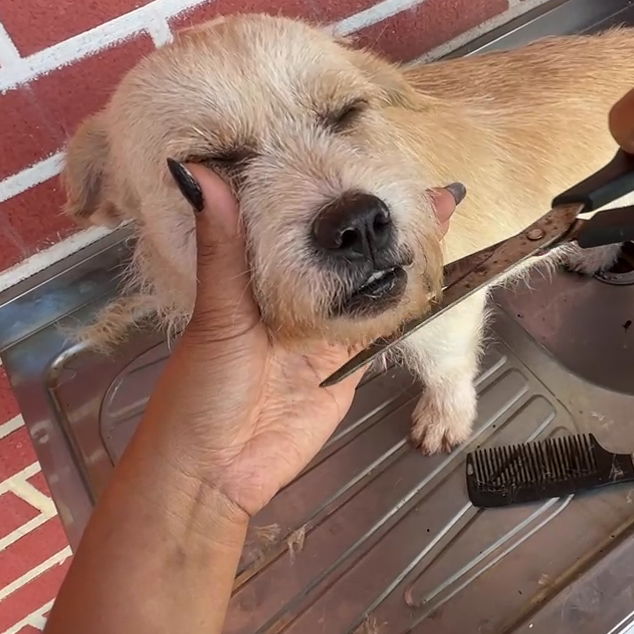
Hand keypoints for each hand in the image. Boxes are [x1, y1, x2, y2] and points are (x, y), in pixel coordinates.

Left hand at [131, 161, 458, 519]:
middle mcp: (292, 297)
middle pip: (343, 252)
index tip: (367, 162)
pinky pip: (376, 328)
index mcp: (253, 277)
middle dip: (381, 225)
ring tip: (440, 221)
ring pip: (366, 284)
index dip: (332, 195)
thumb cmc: (203, 389)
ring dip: (399, 258)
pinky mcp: (344, 365)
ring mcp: (321, 331)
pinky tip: (430, 278)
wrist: (216, 471)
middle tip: (429, 193)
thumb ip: (224, 245)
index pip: (300, 224)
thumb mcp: (217, 312)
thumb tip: (192, 169)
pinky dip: (402, 304)